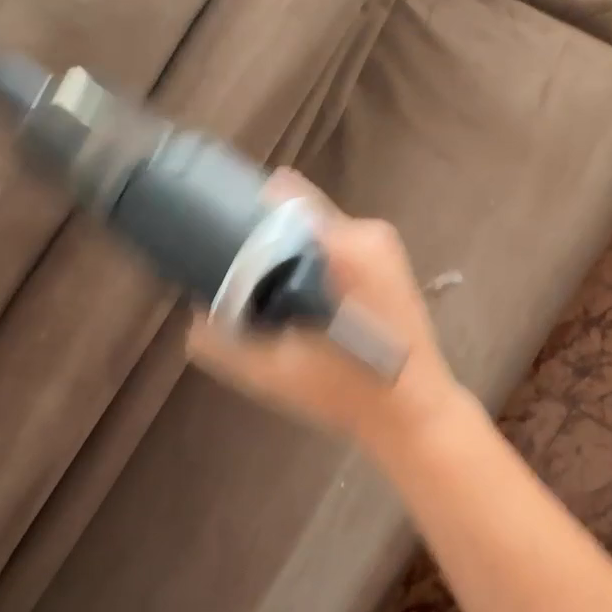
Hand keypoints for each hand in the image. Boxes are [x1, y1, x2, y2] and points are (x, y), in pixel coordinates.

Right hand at [187, 170, 464, 444]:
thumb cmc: (346, 392)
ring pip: (318, 231)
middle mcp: (367, 233)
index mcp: (343, 247)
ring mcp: (384, 247)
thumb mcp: (272, 373)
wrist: (415, 414)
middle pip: (298, 213)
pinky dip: (315, 264)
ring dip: (291, 253)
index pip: (282, 197)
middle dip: (265, 237)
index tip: (216, 235)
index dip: (244, 210)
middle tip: (238, 275)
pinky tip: (302, 301)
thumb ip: (221, 341)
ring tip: (269, 293)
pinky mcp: (391, 264)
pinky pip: (338, 247)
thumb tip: (196, 312)